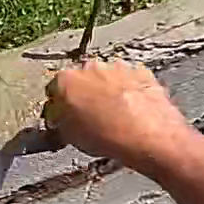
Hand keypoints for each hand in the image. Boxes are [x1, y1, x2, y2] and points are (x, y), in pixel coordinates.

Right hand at [43, 60, 200, 173]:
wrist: (150, 136)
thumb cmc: (106, 137)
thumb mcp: (70, 136)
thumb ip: (59, 121)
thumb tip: (58, 118)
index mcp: (65, 80)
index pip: (53, 90)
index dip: (56, 106)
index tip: (60, 118)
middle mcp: (90, 66)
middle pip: (80, 80)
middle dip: (81, 95)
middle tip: (86, 117)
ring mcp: (118, 67)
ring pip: (105, 79)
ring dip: (105, 92)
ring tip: (111, 117)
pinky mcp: (142, 71)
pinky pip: (128, 81)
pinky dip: (127, 92)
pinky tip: (131, 112)